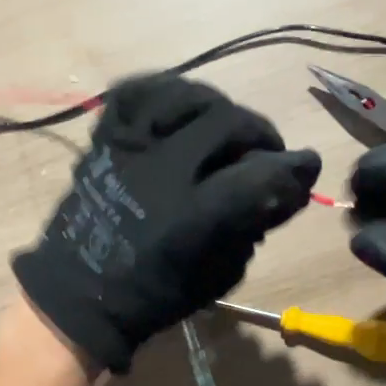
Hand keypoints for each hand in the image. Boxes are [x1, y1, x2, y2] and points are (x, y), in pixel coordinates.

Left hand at [13, 74, 319, 372]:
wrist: (77, 294)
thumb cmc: (154, 294)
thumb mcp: (218, 275)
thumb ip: (253, 227)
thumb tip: (283, 187)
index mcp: (193, 220)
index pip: (259, 177)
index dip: (293, 170)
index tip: (307, 167)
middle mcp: (161, 174)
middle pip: (227, 123)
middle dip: (259, 134)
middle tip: (265, 152)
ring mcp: (128, 148)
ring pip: (184, 96)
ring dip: (218, 108)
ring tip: (225, 127)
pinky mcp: (104, 138)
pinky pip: (138, 91)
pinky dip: (168, 93)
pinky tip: (182, 107)